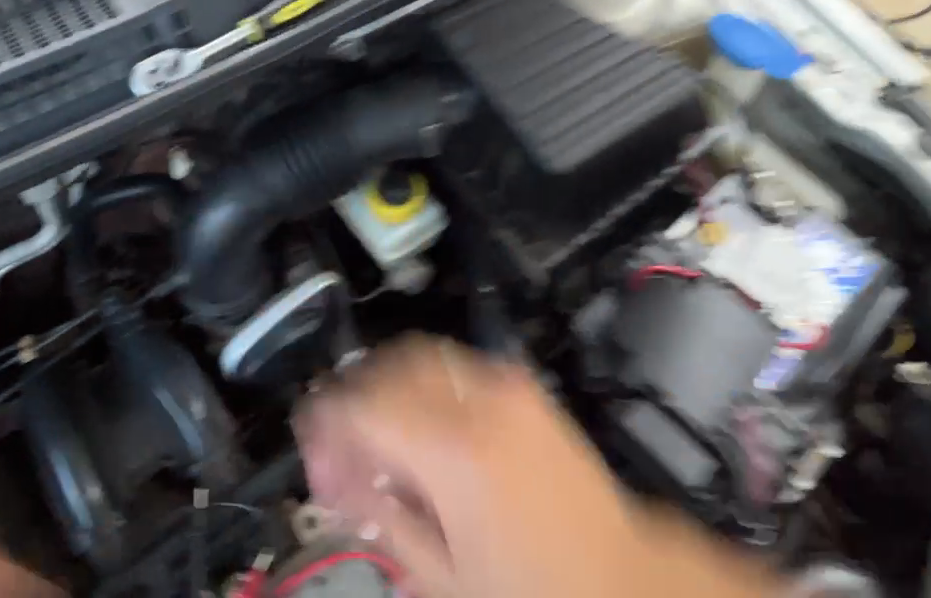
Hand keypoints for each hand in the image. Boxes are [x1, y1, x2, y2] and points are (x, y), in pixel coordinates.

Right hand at [296, 337, 778, 597]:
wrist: (619, 572)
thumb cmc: (542, 585)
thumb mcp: (444, 572)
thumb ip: (384, 517)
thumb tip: (348, 483)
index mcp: (455, 449)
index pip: (366, 404)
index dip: (327, 418)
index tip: (312, 436)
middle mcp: (483, 402)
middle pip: (392, 367)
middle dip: (353, 396)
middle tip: (338, 439)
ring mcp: (510, 390)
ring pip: (425, 355)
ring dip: (389, 383)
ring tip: (375, 431)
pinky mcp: (527, 392)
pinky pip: (460, 367)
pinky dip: (427, 382)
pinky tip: (420, 423)